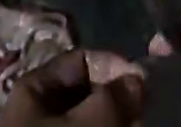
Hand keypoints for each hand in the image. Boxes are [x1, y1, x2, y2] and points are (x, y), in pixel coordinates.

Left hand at [0, 49, 146, 126]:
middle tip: (144, 115)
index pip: (81, 60)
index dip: (113, 66)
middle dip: (119, 102)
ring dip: (118, 124)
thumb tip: (137, 78)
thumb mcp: (89, 124)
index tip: (144, 84)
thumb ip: (114, 97)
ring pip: (92, 122)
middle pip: (87, 93)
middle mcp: (41, 110)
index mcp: (36, 88)